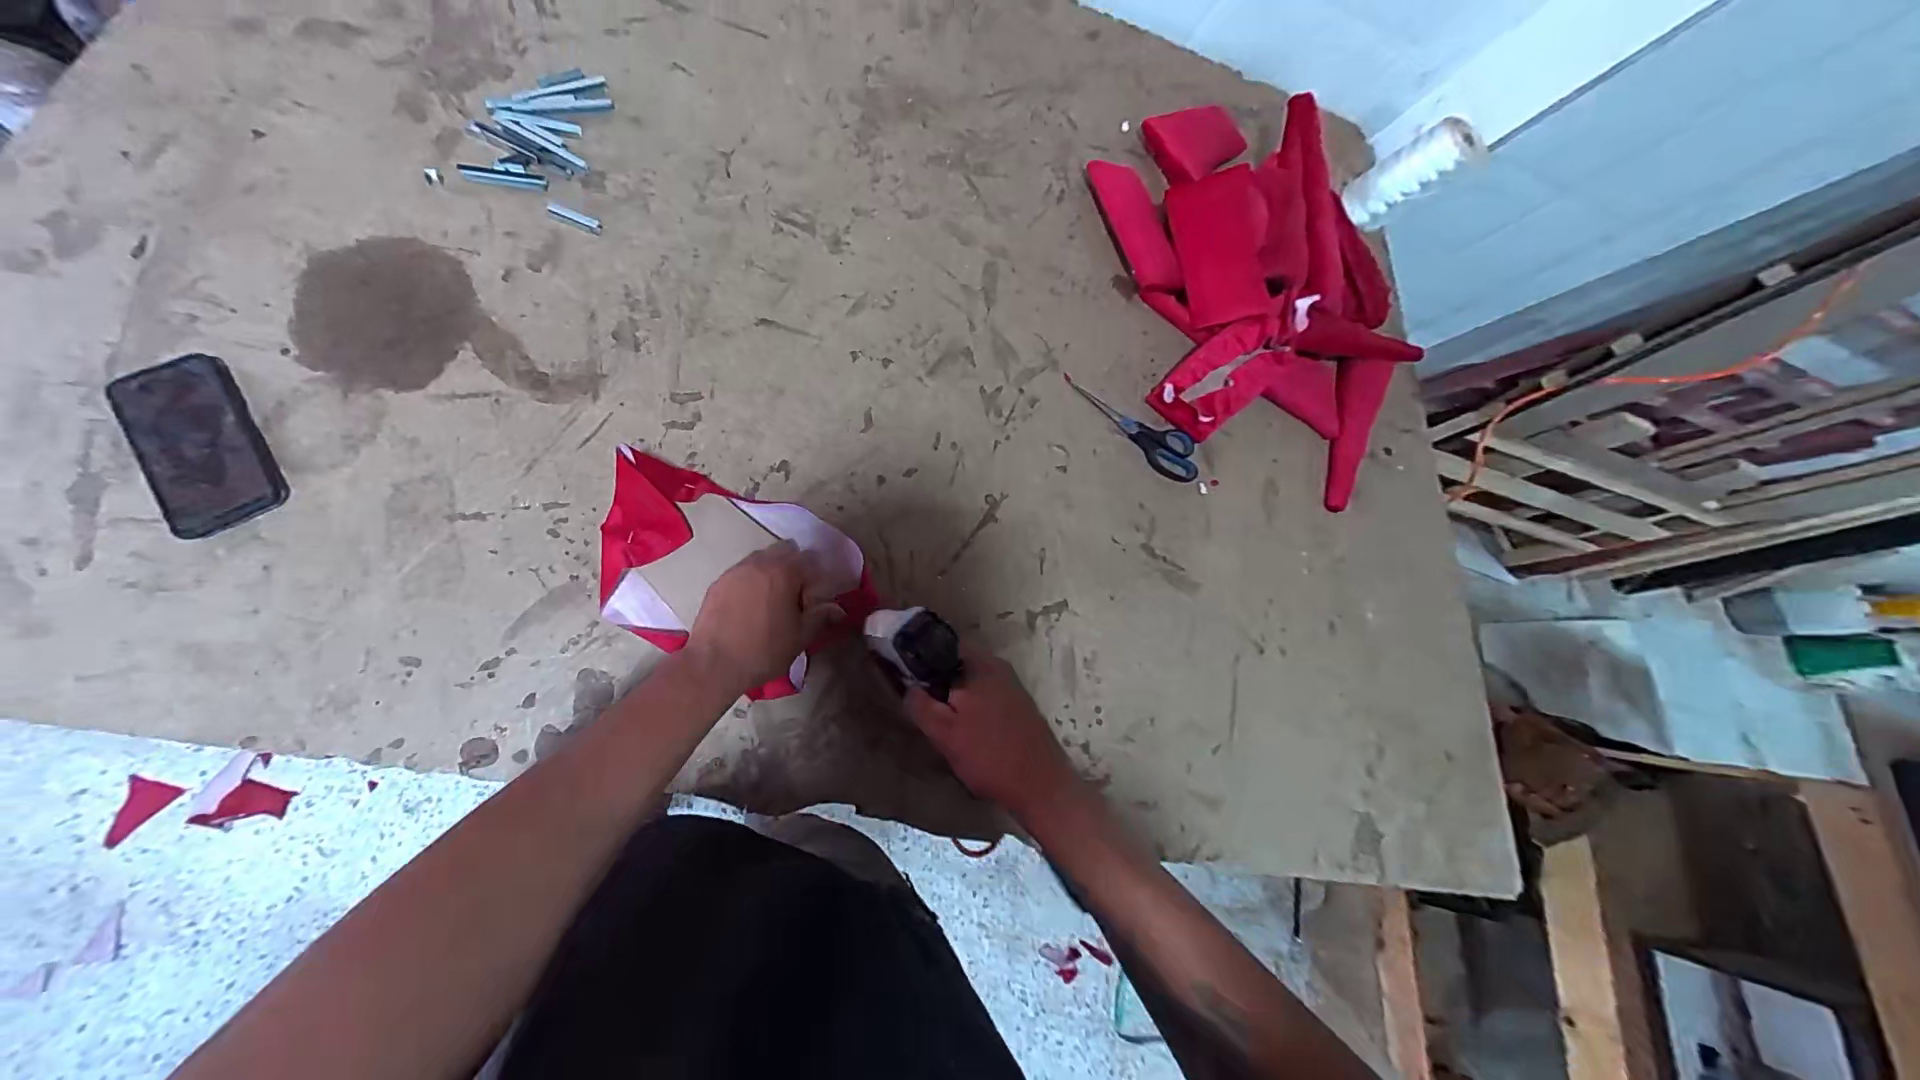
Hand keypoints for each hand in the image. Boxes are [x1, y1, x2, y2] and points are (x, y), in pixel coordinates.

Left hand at [683, 541, 842, 693]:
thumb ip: (821, 617)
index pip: (811, 559)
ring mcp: (736, 570)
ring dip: (773, 570)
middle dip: (796, 566)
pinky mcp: (718, 583)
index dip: (819, 575)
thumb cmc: (763, 650)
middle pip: (785, 550)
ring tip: (773, 599)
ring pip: (762, 558)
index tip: (818, 595)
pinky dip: (753, 580)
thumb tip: (838, 609)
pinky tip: (751, 605)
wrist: (713, 664)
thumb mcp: (800, 636)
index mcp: (784, 572)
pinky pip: (743, 572)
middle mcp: (760, 563)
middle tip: (797, 594)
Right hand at [904, 641, 1078, 821]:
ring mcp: (1011, 687)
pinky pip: (985, 699)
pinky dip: (971, 709)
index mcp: (981, 664)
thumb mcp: (944, 732)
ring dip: (953, 698)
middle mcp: (999, 668)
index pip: (941, 646)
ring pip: (970, 684)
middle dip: (936, 682)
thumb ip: (921, 704)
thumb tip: (909, 686)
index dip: (919, 658)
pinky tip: (965, 733)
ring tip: (940, 723)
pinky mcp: (1018, 708)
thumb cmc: (989, 756)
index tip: (903, 676)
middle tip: (919, 705)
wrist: (1041, 787)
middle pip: (955, 666)